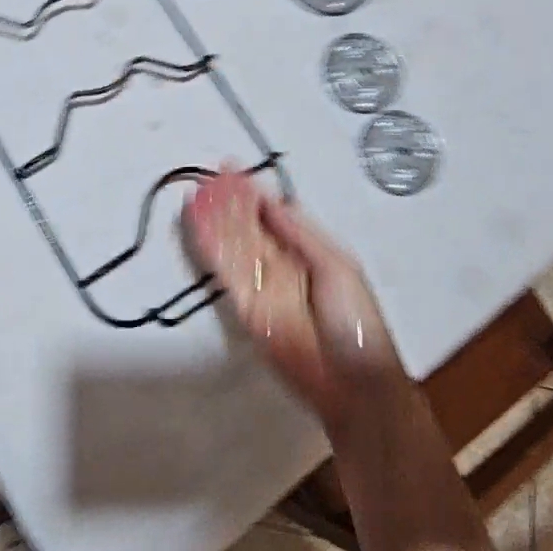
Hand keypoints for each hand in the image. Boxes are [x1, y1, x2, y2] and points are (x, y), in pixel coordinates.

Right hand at [182, 167, 404, 429]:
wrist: (354, 384)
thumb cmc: (356, 323)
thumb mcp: (339, 266)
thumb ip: (301, 234)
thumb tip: (273, 201)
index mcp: (308, 252)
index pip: (274, 215)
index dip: (252, 192)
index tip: (231, 169)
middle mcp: (282, 265)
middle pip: (249, 228)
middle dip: (229, 203)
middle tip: (207, 177)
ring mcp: (264, 287)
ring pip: (234, 247)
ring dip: (215, 221)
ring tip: (196, 194)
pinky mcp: (248, 310)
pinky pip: (227, 274)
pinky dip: (211, 250)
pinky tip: (199, 228)